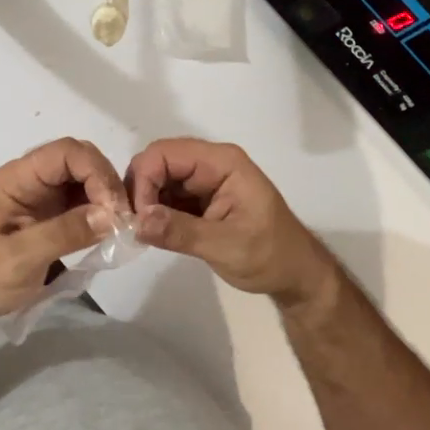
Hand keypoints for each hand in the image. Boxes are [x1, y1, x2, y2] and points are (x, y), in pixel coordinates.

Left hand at [0, 138, 127, 329]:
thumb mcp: (18, 259)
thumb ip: (63, 233)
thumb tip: (111, 215)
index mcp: (16, 179)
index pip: (64, 153)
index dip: (95, 172)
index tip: (114, 209)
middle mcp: (31, 179)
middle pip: (79, 160)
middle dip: (105, 183)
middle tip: (122, 220)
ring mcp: (42, 196)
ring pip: (85, 180)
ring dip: (107, 197)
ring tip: (121, 228)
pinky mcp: (51, 215)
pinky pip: (83, 202)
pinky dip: (101, 212)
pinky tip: (111, 232)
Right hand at [127, 138, 342, 308]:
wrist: (296, 276)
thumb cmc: (270, 257)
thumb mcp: (226, 247)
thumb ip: (181, 232)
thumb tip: (138, 221)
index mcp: (222, 163)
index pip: (165, 153)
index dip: (145, 180)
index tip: (138, 217)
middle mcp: (210, 163)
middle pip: (158, 162)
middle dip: (140, 190)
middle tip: (133, 226)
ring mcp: (204, 180)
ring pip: (158, 178)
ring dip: (145, 202)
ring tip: (140, 232)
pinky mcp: (199, 198)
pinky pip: (166, 195)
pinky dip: (154, 211)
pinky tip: (152, 233)